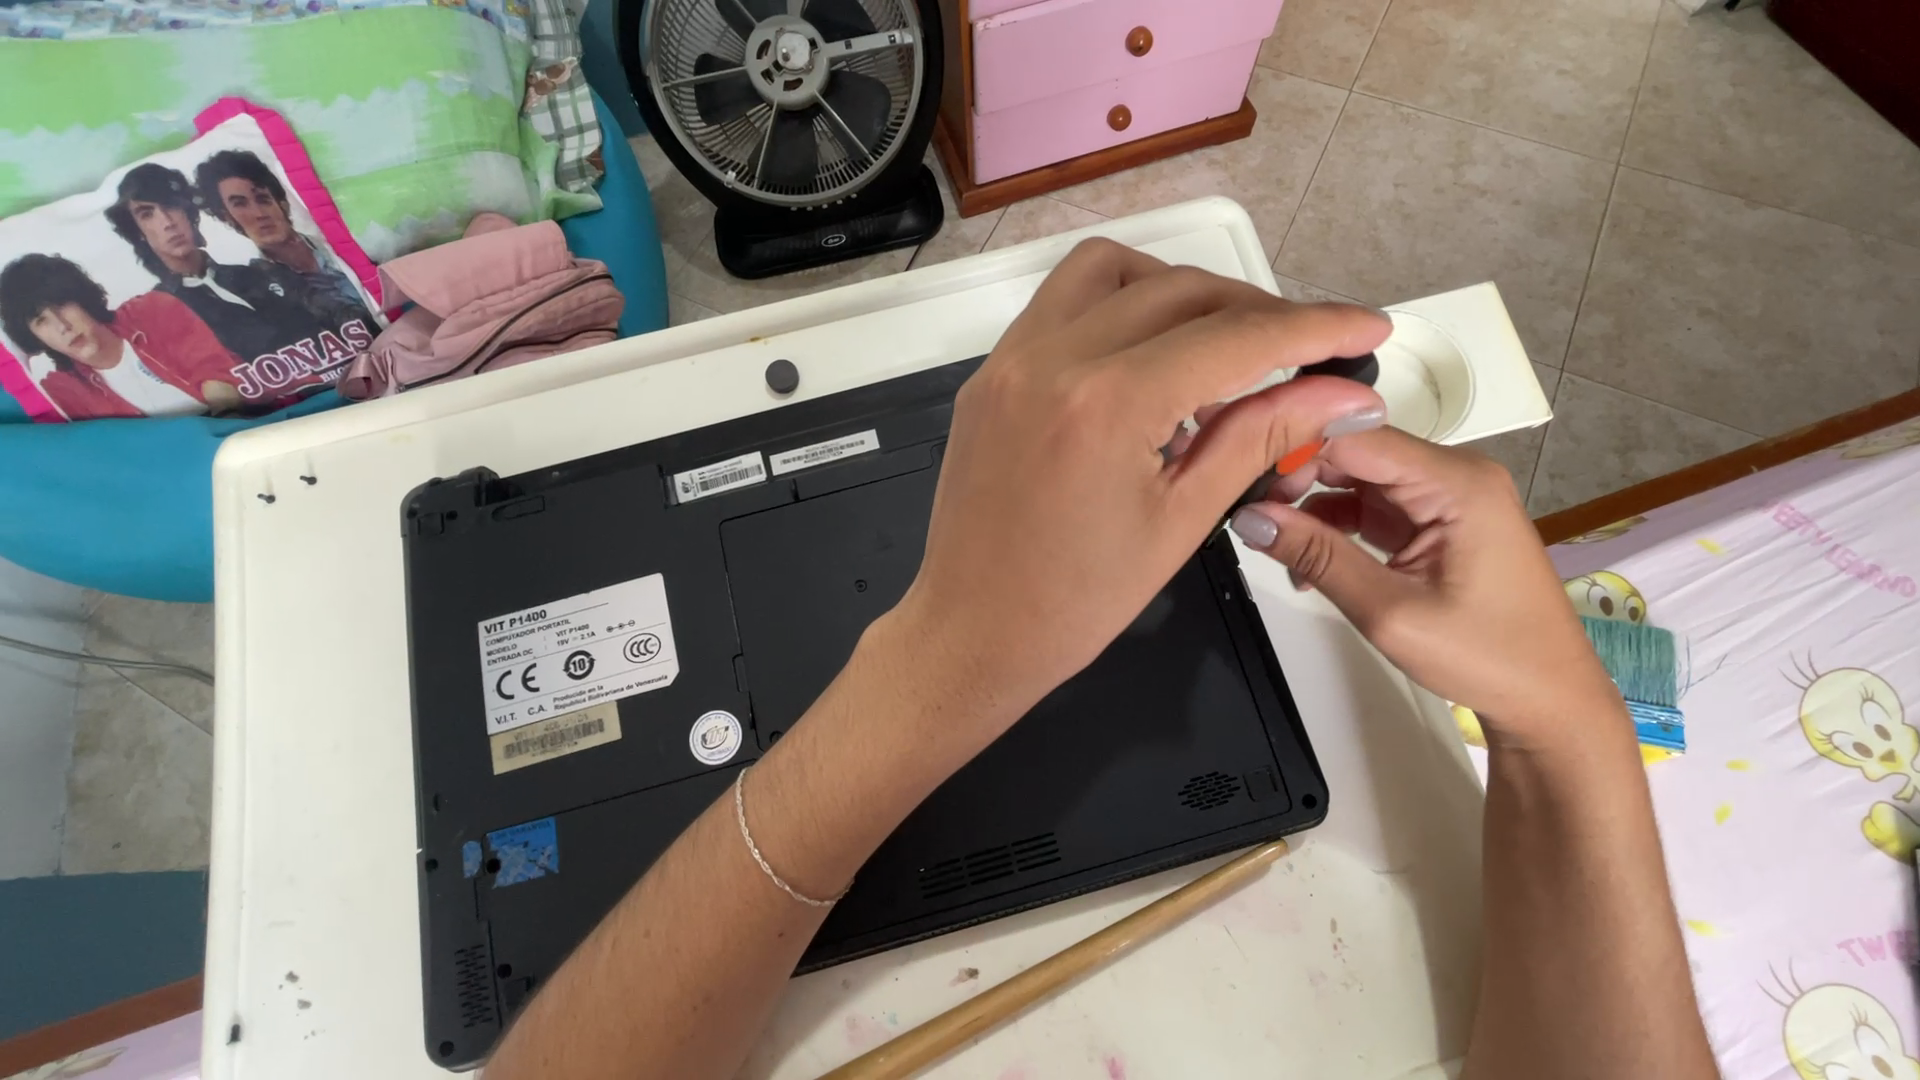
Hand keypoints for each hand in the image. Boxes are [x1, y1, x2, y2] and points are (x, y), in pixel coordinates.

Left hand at [889, 239, 1390, 738]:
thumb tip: (1337, 395)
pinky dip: (1115, 310)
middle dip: (1253, 311)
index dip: (1314, 327)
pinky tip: (1144, 361)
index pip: (1234, 337)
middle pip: (1178, 288)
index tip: (1364, 329)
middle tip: (1295, 352)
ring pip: (1109, 272)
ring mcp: (1009, 361)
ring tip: (1215, 345)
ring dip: (1175, 288)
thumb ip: (1260, 438)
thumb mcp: (1181, 522)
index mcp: (1106, 403)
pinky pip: (1059, 307)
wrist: (972, 630)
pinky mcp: (989, 376)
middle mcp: (1050, 359)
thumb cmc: (1074, 602)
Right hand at [1225, 428, 1622, 746]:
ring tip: (1273, 546)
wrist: (1547, 699)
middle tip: (1250, 518)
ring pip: (1356, 479)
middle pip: (1354, 452)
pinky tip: (1307, 563)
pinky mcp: (1435, 521)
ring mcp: (1444, 497)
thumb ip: (1316, 557)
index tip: (1243, 483)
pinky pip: (1370, 507)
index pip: (1355, 437)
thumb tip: (1247, 518)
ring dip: (1310, 507)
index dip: (1294, 451)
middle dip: (1296, 479)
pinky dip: (1333, 528)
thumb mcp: (1388, 609)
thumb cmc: (1483, 655)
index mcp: (1455, 482)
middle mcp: (1452, 474)